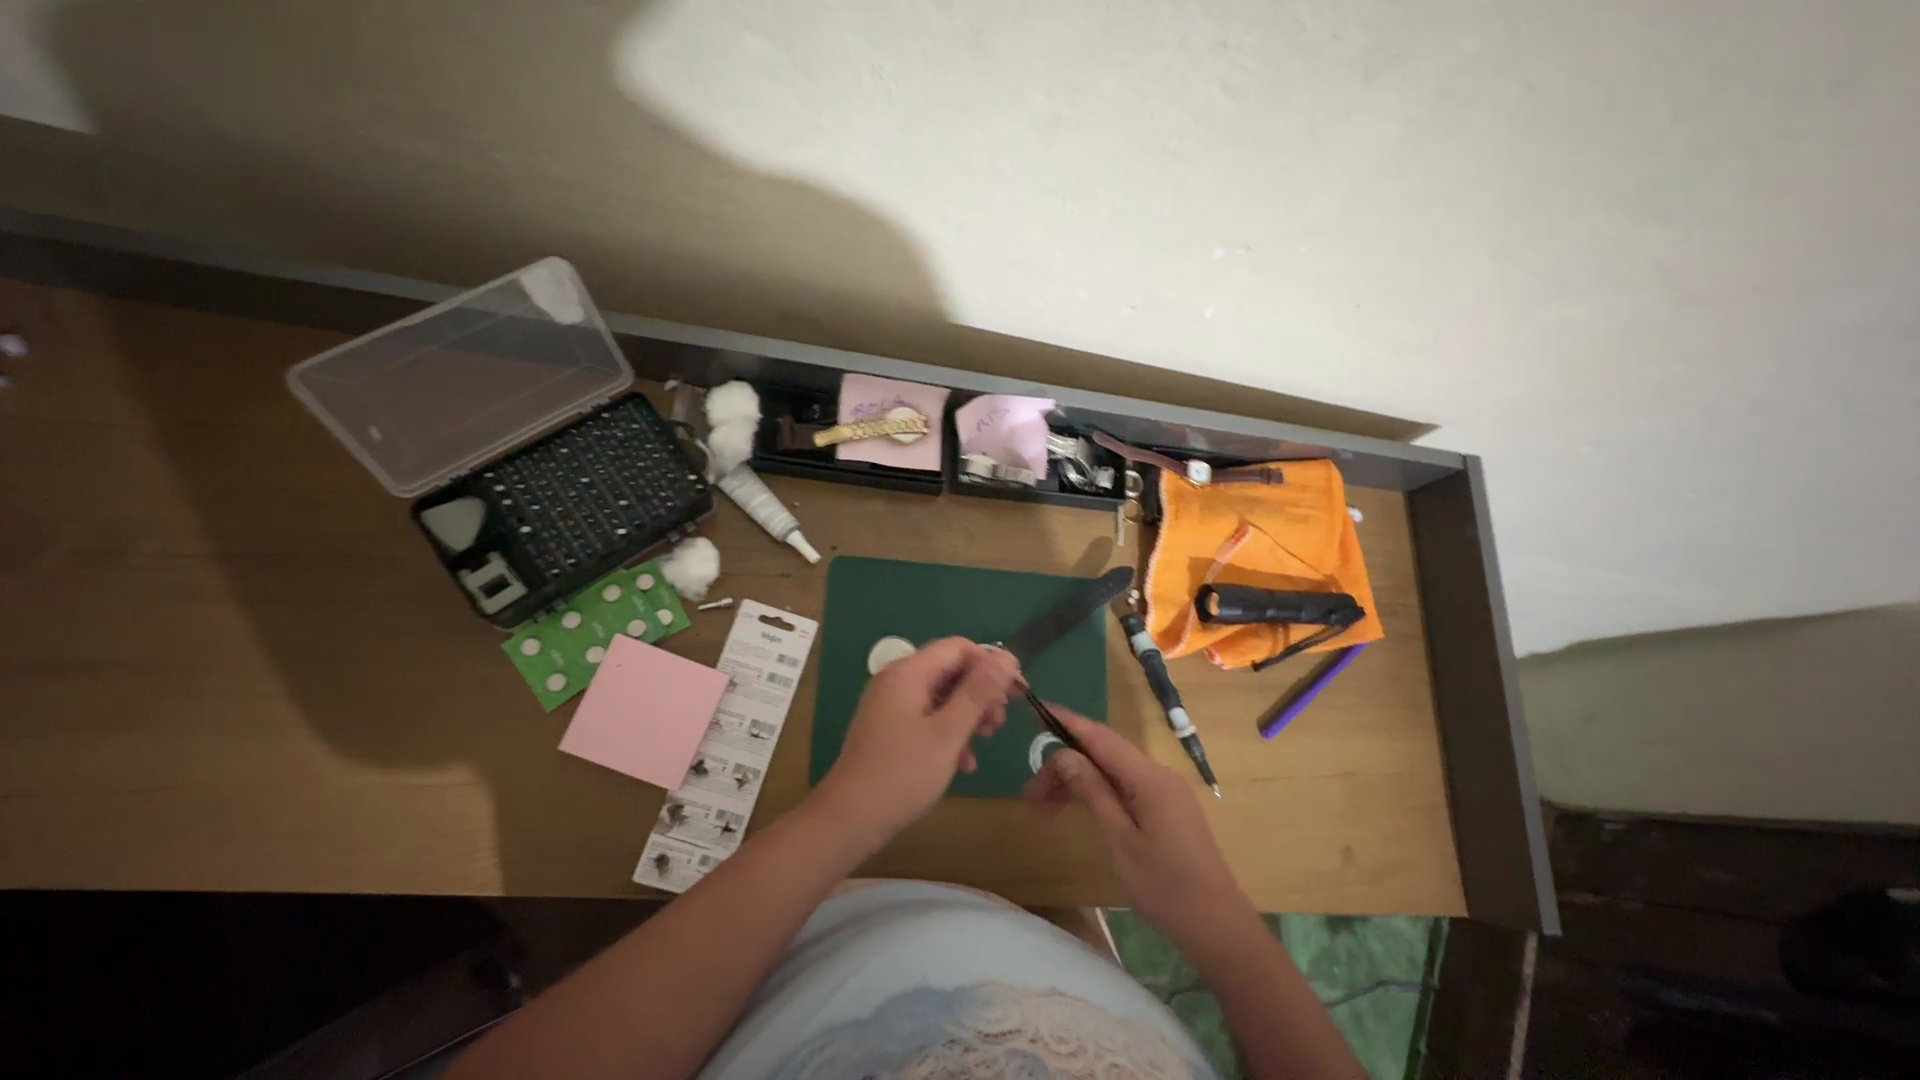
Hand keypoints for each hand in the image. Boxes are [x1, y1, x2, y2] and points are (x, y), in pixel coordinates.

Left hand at [812, 638, 1019, 846]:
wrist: (850, 818)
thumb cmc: (903, 774)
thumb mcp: (948, 733)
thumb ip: (978, 692)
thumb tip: (1006, 656)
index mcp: (908, 673)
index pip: (958, 648)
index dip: (991, 664)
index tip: (1017, 691)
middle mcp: (896, 680)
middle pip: (950, 669)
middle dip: (980, 691)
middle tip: (1000, 722)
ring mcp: (889, 704)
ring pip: (941, 695)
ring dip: (968, 713)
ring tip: (987, 740)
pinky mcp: (889, 727)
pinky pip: (927, 715)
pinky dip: (949, 730)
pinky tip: (964, 761)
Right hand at [1025, 707, 1254, 946]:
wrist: (1215, 923)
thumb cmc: (1164, 885)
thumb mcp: (1119, 839)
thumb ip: (1092, 791)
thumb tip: (1064, 754)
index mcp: (1149, 778)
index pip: (1100, 737)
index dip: (1068, 723)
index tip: (1037, 711)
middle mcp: (1159, 775)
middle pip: (1104, 754)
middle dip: (1065, 766)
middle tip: (1030, 796)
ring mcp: (1166, 792)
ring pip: (1114, 772)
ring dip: (1079, 782)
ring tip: (1044, 808)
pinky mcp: (1168, 809)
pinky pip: (1127, 787)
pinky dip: (1099, 792)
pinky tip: (1079, 809)